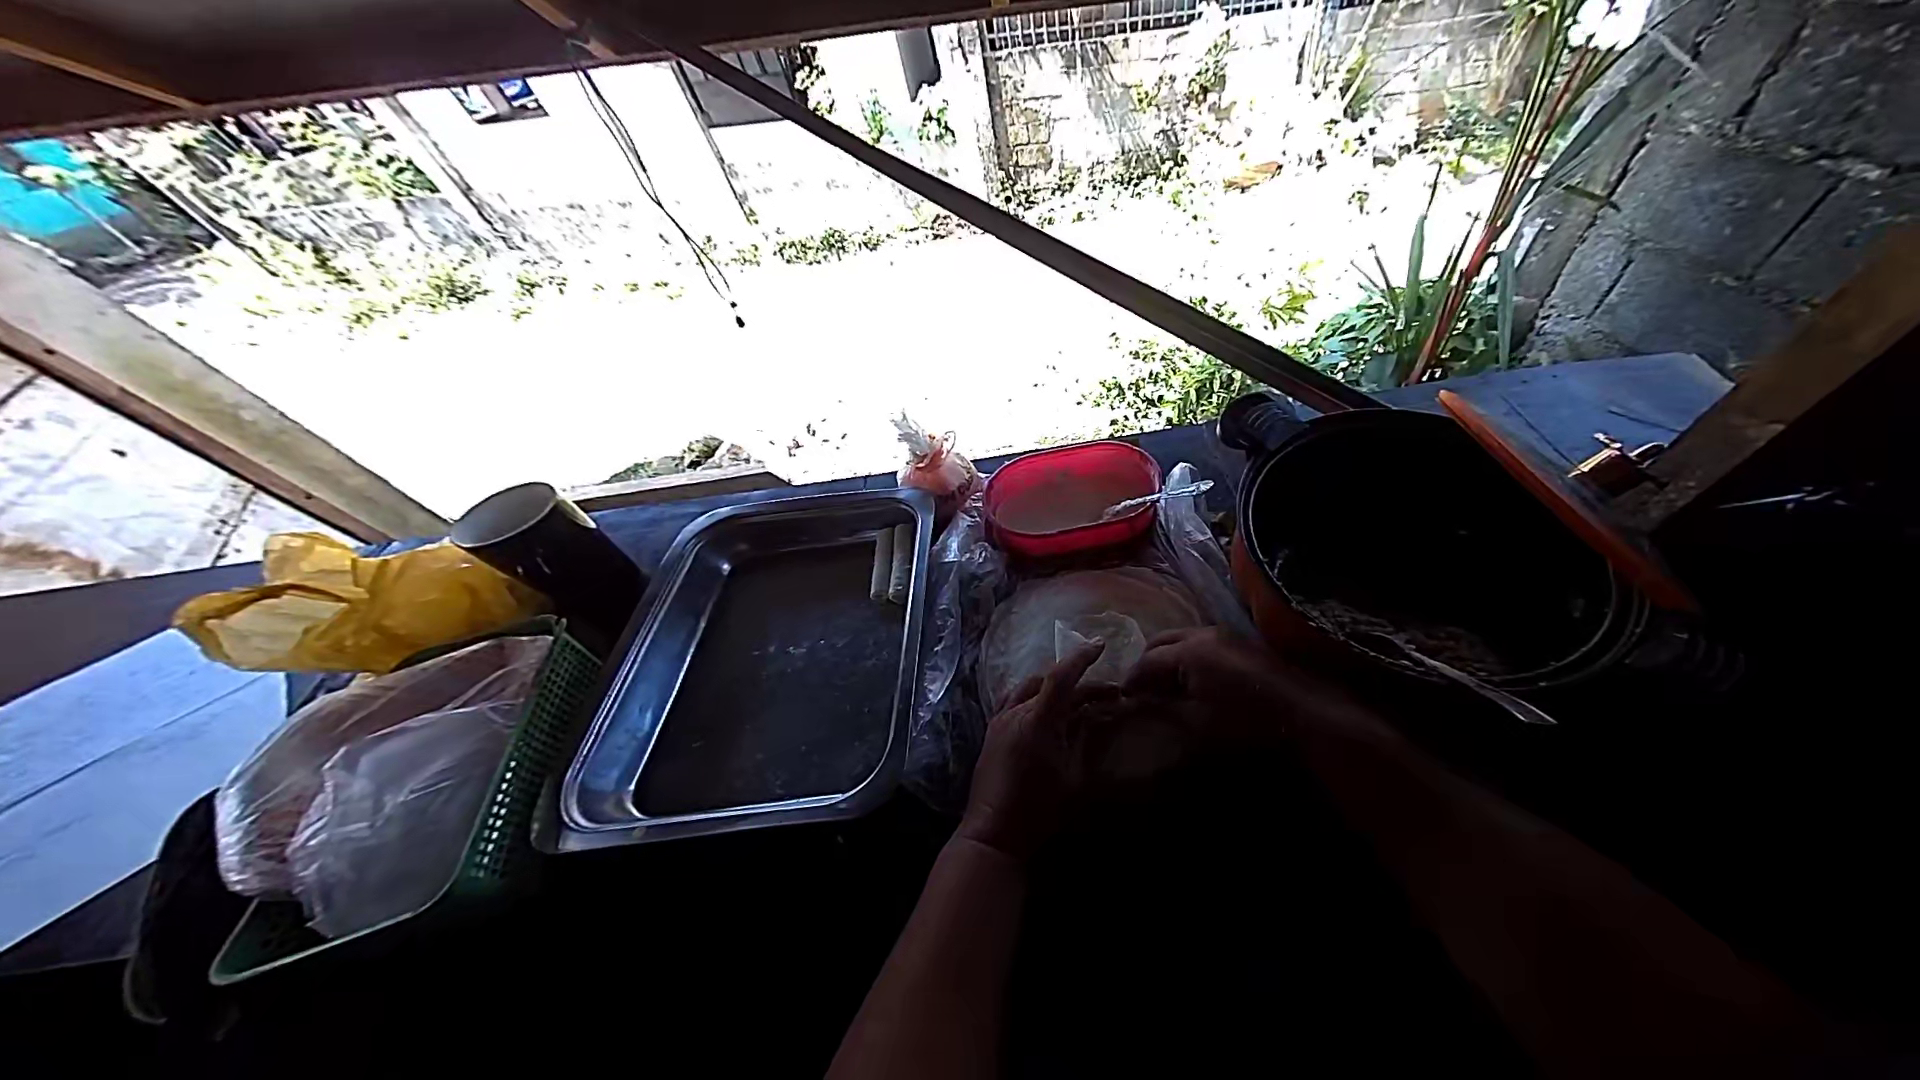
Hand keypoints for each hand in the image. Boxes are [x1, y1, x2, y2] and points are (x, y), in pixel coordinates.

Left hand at [958, 641, 1108, 862]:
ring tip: (1078, 698)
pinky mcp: (992, 732)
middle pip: (1048, 683)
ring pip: (1029, 689)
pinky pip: (1013, 701)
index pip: (1061, 677)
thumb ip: (1084, 741)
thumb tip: (1096, 718)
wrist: (993, 833)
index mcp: (1037, 721)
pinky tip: (1044, 708)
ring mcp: (999, 721)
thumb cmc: (1038, 811)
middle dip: (1078, 682)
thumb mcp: (1072, 777)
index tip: (1099, 645)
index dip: (1081, 658)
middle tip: (1107, 695)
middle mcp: (1015, 713)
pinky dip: (1033, 697)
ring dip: (1054, 687)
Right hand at [1123, 627, 1387, 744]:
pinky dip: (1189, 657)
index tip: (1123, 697)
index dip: (1132, 680)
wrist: (1307, 716)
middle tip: (1141, 687)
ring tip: (1166, 684)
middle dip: (1147, 662)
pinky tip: (1195, 680)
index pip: (1146, 662)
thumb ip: (1164, 709)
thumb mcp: (1197, 724)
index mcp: (1188, 652)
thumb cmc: (1247, 724)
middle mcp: (1204, 635)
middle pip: (1162, 641)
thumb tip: (1140, 703)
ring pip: (1184, 639)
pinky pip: (1204, 644)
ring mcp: (1227, 637)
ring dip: (1169, 658)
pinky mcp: (1245, 645)